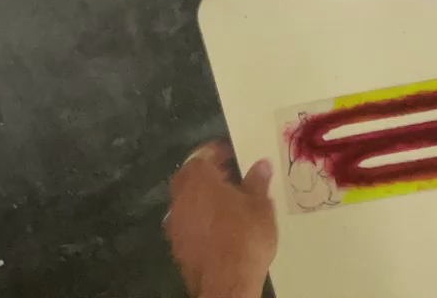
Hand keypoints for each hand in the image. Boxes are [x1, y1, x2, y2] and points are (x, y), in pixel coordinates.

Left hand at [165, 140, 276, 297]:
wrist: (227, 285)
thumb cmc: (244, 235)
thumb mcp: (260, 204)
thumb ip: (258, 181)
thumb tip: (261, 165)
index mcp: (197, 178)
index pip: (203, 153)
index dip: (221, 151)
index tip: (237, 154)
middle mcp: (180, 197)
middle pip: (192, 176)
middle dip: (211, 174)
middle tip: (234, 177)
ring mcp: (175, 224)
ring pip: (189, 200)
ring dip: (205, 197)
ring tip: (231, 203)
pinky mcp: (177, 248)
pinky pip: (189, 222)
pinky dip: (202, 218)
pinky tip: (222, 226)